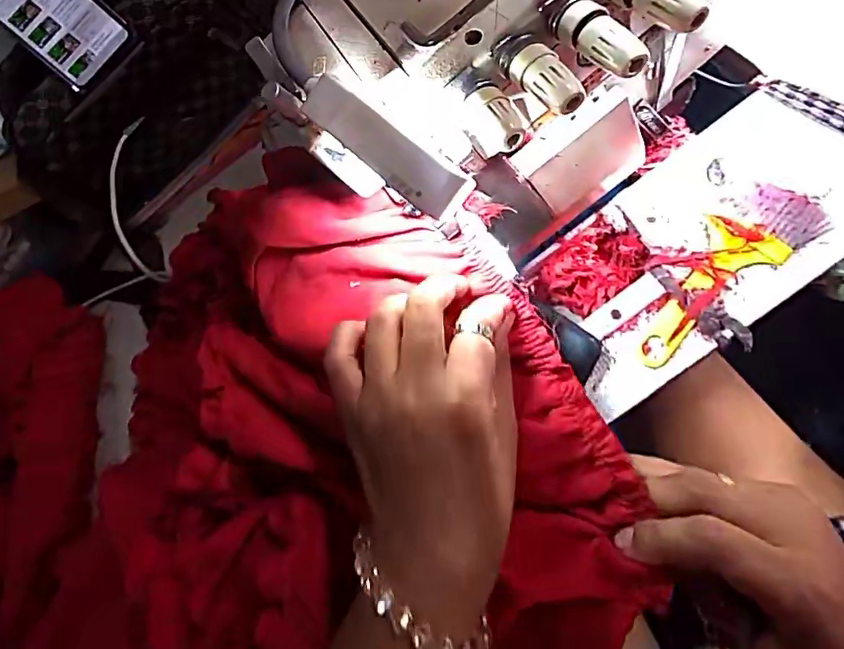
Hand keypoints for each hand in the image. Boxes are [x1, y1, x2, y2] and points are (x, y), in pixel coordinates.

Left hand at [326, 277, 517, 640]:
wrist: (427, 556)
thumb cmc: (482, 500)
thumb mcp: (506, 433)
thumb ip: (499, 367)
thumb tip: (497, 316)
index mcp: (462, 398)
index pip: (475, 325)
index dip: (491, 309)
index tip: (497, 307)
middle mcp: (415, 387)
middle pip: (423, 306)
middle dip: (447, 286)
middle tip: (462, 291)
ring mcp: (375, 395)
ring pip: (383, 316)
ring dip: (407, 302)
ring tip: (423, 310)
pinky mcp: (348, 409)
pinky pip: (338, 351)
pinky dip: (355, 331)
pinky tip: (376, 334)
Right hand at [616, 456, 843, 648]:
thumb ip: (708, 603)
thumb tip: (646, 561)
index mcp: (797, 579)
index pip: (714, 538)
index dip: (660, 536)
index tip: (618, 543)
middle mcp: (790, 522)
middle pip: (704, 489)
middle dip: (647, 489)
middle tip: (600, 493)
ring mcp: (783, 497)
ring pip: (703, 473)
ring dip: (654, 475)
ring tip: (610, 475)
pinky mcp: (773, 488)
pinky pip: (712, 479)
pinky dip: (675, 481)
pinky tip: (646, 483)